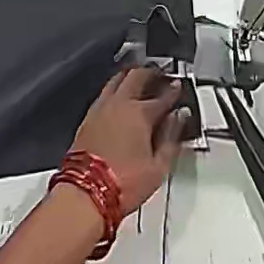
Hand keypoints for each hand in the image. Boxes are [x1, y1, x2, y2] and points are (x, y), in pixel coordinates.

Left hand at [69, 66, 191, 213]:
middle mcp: (118, 105)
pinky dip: (114, 89)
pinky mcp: (87, 119)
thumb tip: (178, 120)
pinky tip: (118, 96)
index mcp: (140, 113)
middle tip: (160, 72)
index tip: (178, 87)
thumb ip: (171, 137)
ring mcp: (100, 110)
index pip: (163, 95)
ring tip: (139, 78)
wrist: (85, 192)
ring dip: (130, 76)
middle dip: (151, 72)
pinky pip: (103, 94)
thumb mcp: (159, 166)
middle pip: (136, 76)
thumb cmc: (120, 183)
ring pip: (116, 80)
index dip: (174, 89)